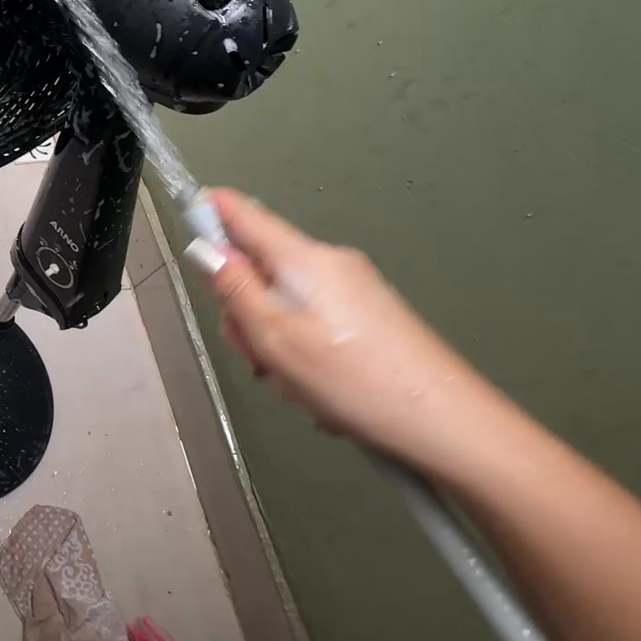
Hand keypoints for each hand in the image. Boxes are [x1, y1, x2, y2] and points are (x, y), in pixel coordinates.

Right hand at [187, 189, 498, 464]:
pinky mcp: (368, 316)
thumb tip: (207, 250)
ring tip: (290, 378)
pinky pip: (309, 318)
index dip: (208, 213)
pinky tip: (315, 385)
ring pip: (281, 298)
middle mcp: (329, 263)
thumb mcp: (274, 337)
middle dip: (241, 304)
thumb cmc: (355, 380)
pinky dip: (298, 346)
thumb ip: (233, 289)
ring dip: (270, 335)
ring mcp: (352, 289)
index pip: (242, 213)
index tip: (188, 232)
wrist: (453, 428)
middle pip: (258, 264)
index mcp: (303, 259)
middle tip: (253, 350)